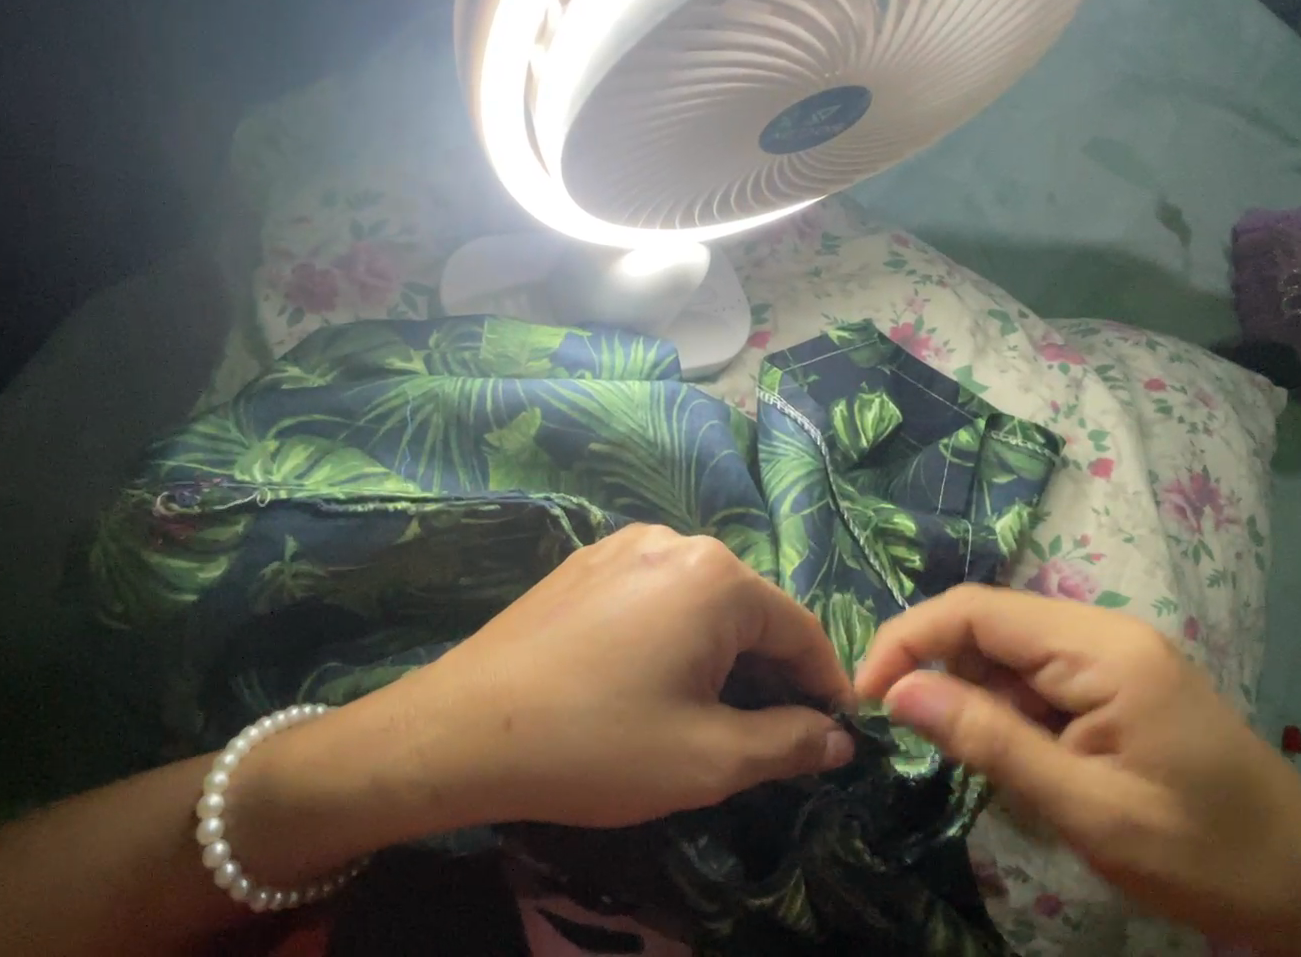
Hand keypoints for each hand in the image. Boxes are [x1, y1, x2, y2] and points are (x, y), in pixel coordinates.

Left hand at [388, 524, 856, 829]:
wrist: (462, 729)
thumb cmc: (597, 744)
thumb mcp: (710, 759)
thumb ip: (789, 744)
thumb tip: (837, 737)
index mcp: (716, 577)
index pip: (801, 630)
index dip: (825, 687)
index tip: (832, 737)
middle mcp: (674, 541)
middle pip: (750, 610)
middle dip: (769, 672)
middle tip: (767, 737)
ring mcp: (622, 546)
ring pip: (701, 601)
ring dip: (720, 654)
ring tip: (708, 712)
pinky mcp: (584, 562)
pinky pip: (654, 595)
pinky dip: (673, 634)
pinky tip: (650, 678)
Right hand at [855, 586, 1300, 953]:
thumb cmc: (1208, 857)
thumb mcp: (1087, 809)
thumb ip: (988, 740)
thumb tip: (898, 691)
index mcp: (1101, 650)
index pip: (974, 611)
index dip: (907, 640)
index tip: (868, 696)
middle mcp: (1104, 632)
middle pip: (987, 623)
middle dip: (939, 669)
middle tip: (919, 737)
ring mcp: (1115, 653)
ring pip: (1006, 650)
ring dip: (976, 696)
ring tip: (989, 762)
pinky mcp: (1118, 680)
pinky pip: (1037, 675)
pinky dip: (1009, 709)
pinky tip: (1026, 758)